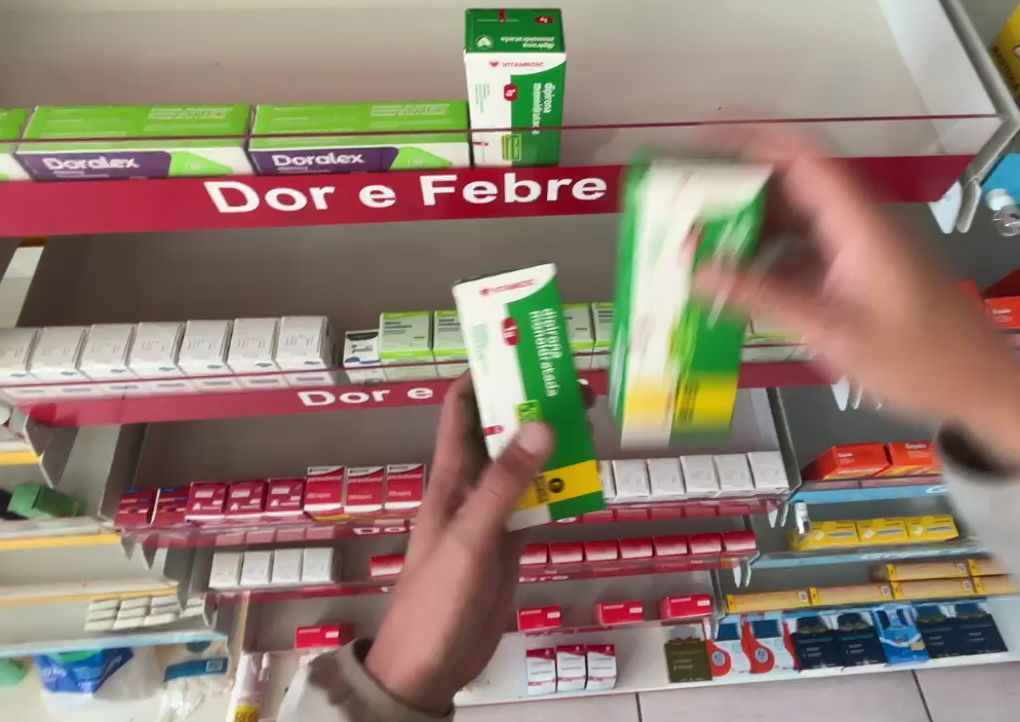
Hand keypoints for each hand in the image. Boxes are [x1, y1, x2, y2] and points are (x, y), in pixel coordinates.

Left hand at [365, 377, 553, 712]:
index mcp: (451, 473)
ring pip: (526, 463)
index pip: (461, 408)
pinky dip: (560, 485)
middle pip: (502, 430)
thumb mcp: (471, 535)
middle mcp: (473, 484)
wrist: (431, 666)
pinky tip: (586, 473)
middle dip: (532, 404)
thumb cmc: (438, 595)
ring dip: (552, 442)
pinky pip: (539, 501)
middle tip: (575, 384)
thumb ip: (506, 482)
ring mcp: (494, 512)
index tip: (518, 352)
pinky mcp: (512, 540)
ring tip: (588, 420)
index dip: (483, 375)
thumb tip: (543, 423)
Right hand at [694, 134, 1019, 470]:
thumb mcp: (832, 331)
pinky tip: (737, 274)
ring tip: (698, 235)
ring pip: (794, 215)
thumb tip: (695, 267)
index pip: (802, 156)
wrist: (987, 390)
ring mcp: (857, 244)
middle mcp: (856, 222)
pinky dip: (767, 252)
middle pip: (790, 182)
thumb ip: (762, 296)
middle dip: (736, 184)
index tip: (704, 139)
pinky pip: (803, 246)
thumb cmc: (919, 360)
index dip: (754, 137)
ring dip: (748, 221)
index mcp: (857, 222)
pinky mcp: (857, 268)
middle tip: (684, 197)